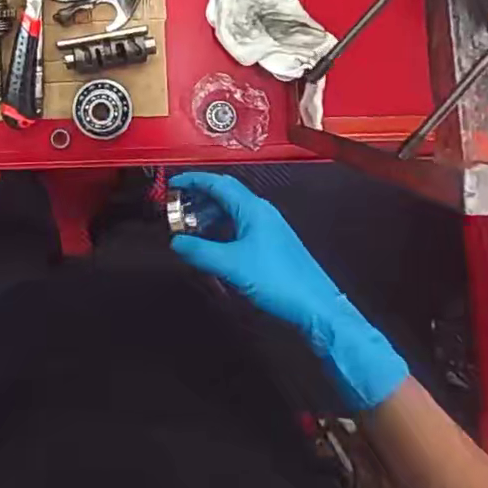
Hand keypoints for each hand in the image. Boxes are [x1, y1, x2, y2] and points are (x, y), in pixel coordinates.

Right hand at [168, 171, 408, 409]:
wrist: (316, 307)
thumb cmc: (276, 280)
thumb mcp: (230, 265)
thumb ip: (199, 251)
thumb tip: (176, 242)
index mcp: (252, 209)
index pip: (218, 183)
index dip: (192, 181)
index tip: (172, 185)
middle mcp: (261, 212)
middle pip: (224, 195)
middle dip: (198, 200)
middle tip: (176, 212)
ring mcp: (268, 228)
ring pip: (231, 213)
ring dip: (208, 218)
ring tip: (190, 232)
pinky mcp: (271, 244)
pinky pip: (239, 228)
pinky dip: (220, 232)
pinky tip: (211, 248)